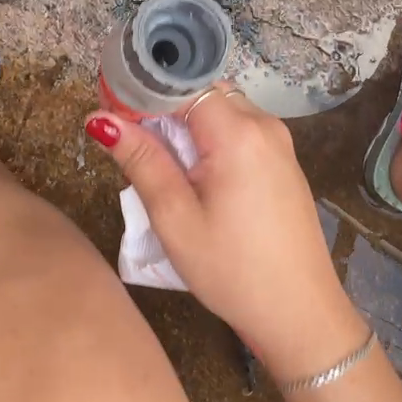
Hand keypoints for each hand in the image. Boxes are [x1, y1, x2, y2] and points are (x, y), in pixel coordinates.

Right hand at [85, 86, 367, 374]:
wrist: (302, 317)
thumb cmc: (232, 270)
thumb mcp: (175, 218)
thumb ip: (140, 159)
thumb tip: (99, 119)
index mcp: (237, 133)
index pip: (180, 84)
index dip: (142, 90)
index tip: (110, 110)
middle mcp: (263, 125)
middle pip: (200, 92)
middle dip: (160, 105)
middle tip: (126, 137)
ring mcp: (278, 143)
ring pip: (218, 109)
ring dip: (184, 123)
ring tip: (155, 157)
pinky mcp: (282, 161)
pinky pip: (237, 129)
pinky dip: (208, 137)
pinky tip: (191, 172)